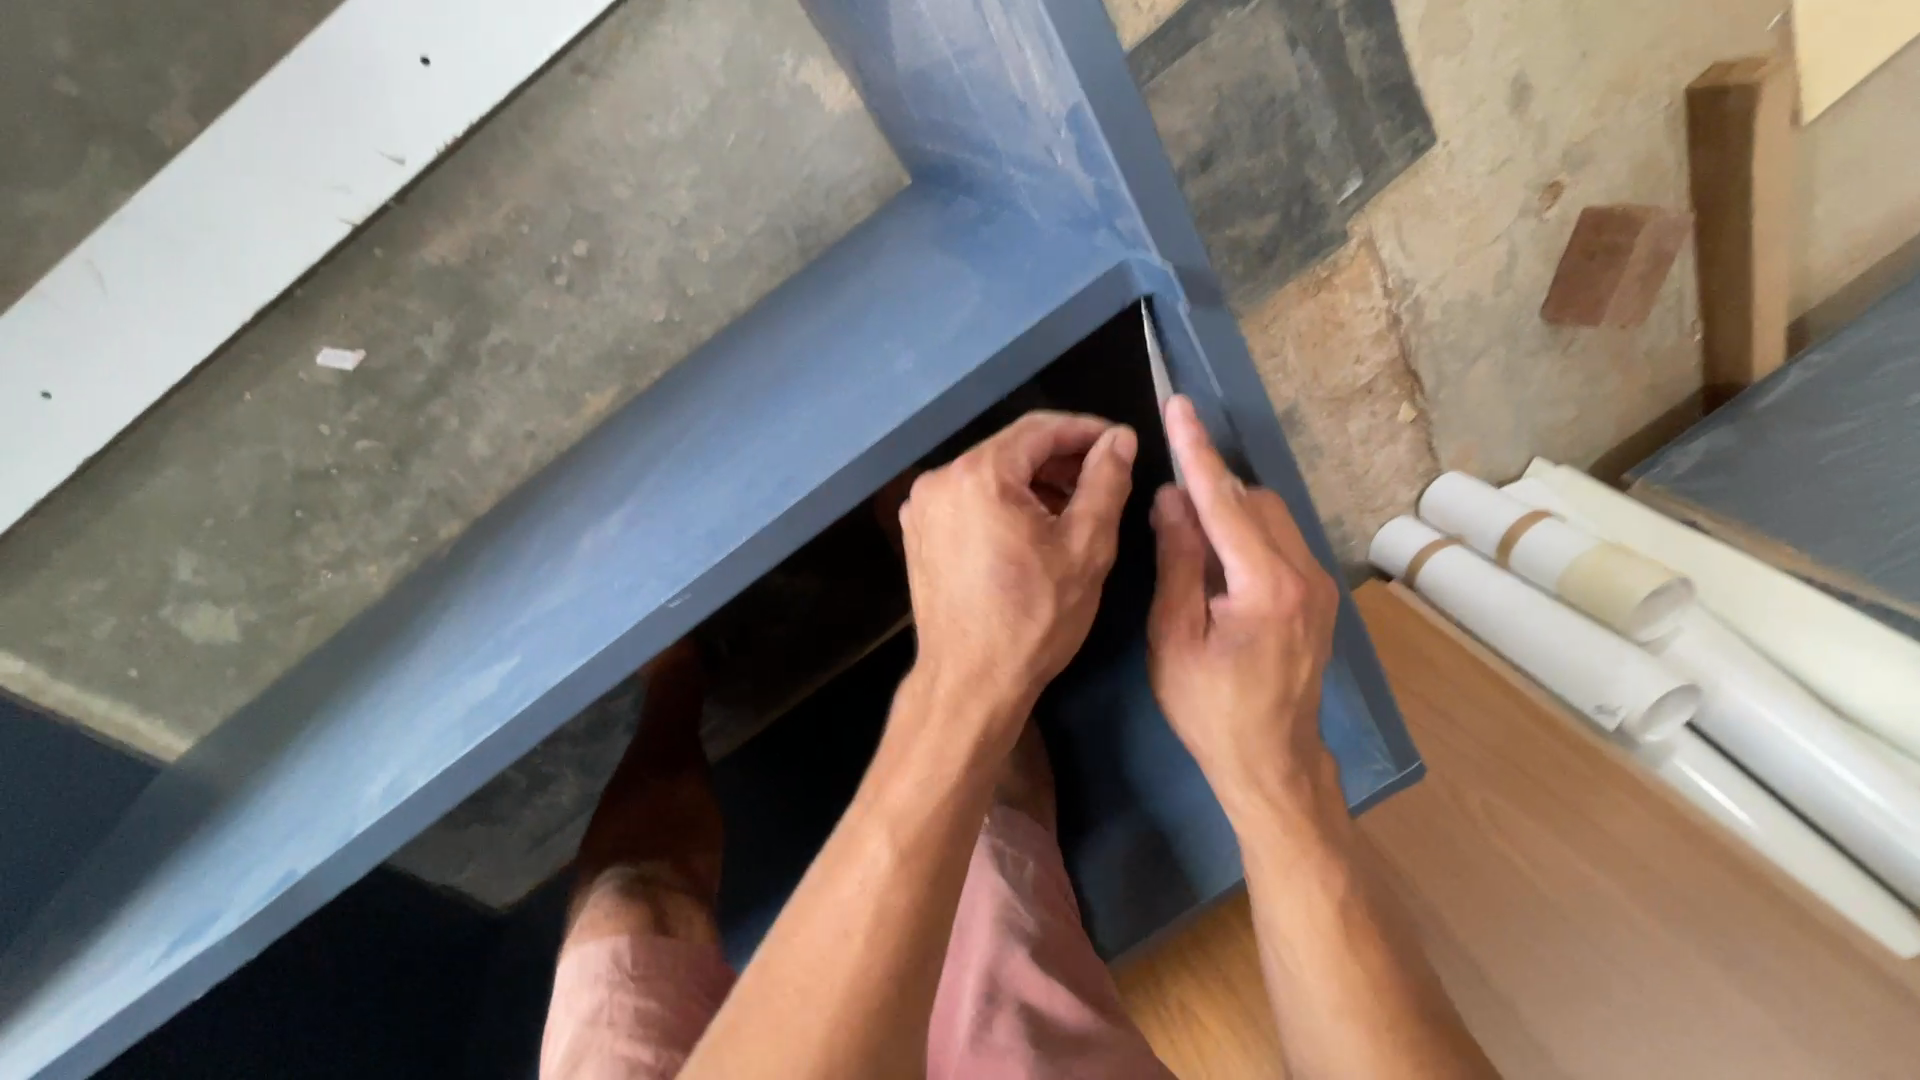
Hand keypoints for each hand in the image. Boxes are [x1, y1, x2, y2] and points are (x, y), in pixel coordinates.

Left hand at [899, 411, 1136, 744]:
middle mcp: (940, 480)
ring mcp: (922, 509)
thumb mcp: (1086, 547)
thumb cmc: (1034, 617)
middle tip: (1104, 480)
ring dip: (1034, 484)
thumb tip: (1120, 439)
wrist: (971, 682)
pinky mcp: (919, 535)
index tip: (1120, 441)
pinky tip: (1034, 530)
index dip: (1086, 430)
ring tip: (1076, 509)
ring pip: (990, 476)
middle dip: (1061, 460)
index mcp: (978, 474)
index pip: (1040, 428)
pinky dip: (1004, 504)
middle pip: (1012, 450)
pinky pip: (969, 501)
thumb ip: (1106, 482)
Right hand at [1147, 396, 1341, 828]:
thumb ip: (1178, 560)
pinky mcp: (1318, 599)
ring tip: (1185, 535)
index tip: (1178, 405)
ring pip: (1271, 519)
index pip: (1226, 500)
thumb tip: (1172, 497)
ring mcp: (1319, 586)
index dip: (1197, 450)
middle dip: (1211, 487)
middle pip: (1254, 502)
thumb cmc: (1209, 708)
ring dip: (1229, 512)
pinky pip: (1279, 543)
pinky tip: (1215, 562)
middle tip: (1164, 501)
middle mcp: (1305, 573)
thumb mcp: (1174, 636)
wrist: (1270, 763)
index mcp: (1267, 584)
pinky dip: (1245, 536)